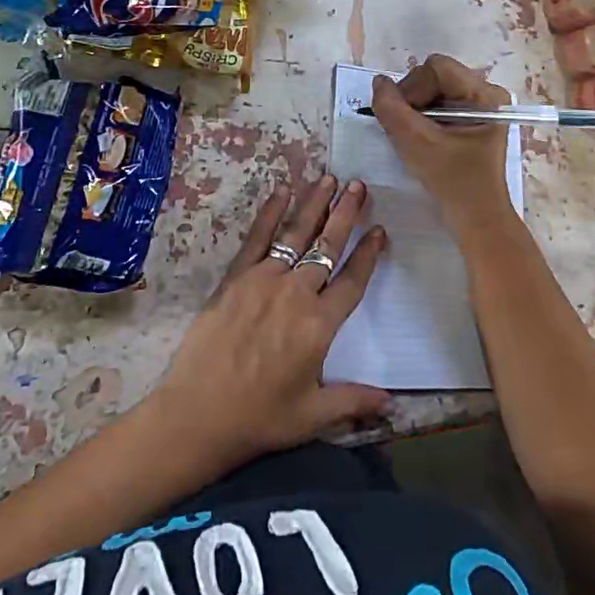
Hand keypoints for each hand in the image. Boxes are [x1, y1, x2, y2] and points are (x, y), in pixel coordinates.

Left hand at [141, 177, 390, 468]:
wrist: (202, 408)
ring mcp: (261, 280)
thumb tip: (392, 400)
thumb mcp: (315, 415)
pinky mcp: (234, 277)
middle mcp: (294, 294)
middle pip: (325, 247)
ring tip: (328, 179)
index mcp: (319, 326)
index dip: (368, 255)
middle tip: (359, 186)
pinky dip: (270, 213)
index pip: (351, 281)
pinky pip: (256, 238)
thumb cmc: (261, 415)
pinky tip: (281, 192)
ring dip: (312, 205)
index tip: (381, 230)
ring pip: (293, 234)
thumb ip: (354, 400)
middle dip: (345, 214)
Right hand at [369, 55, 513, 232]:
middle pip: (432, 74)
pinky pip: (434, 100)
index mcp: (483, 95)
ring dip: (414, 108)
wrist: (475, 214)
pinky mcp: (468, 115)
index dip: (413, 88)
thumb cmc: (452, 179)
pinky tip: (422, 136)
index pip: (435, 68)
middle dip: (413, 99)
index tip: (409, 119)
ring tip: (416, 135)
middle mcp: (484, 92)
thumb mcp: (415, 142)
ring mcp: (477, 103)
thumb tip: (378, 83)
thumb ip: (391, 108)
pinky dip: (420, 115)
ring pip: (429, 87)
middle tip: (410, 129)